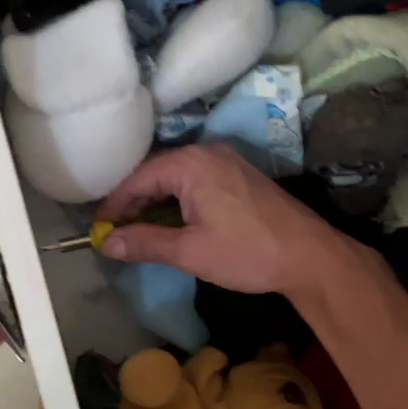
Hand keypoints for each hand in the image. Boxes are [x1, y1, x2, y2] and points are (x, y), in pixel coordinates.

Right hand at [95, 143, 358, 296]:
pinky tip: (170, 222)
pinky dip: (177, 200)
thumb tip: (107, 243)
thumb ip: (145, 243)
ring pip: (176, 177)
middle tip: (114, 231)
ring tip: (137, 230)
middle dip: (133, 202)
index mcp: (191, 164)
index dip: (115, 204)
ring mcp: (226, 161)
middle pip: (156, 173)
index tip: (98, 228)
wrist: (309, 256)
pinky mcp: (239, 175)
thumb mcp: (190, 251)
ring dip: (155, 202)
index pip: (138, 177)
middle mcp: (207, 152)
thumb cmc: (247, 252)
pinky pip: (196, 180)